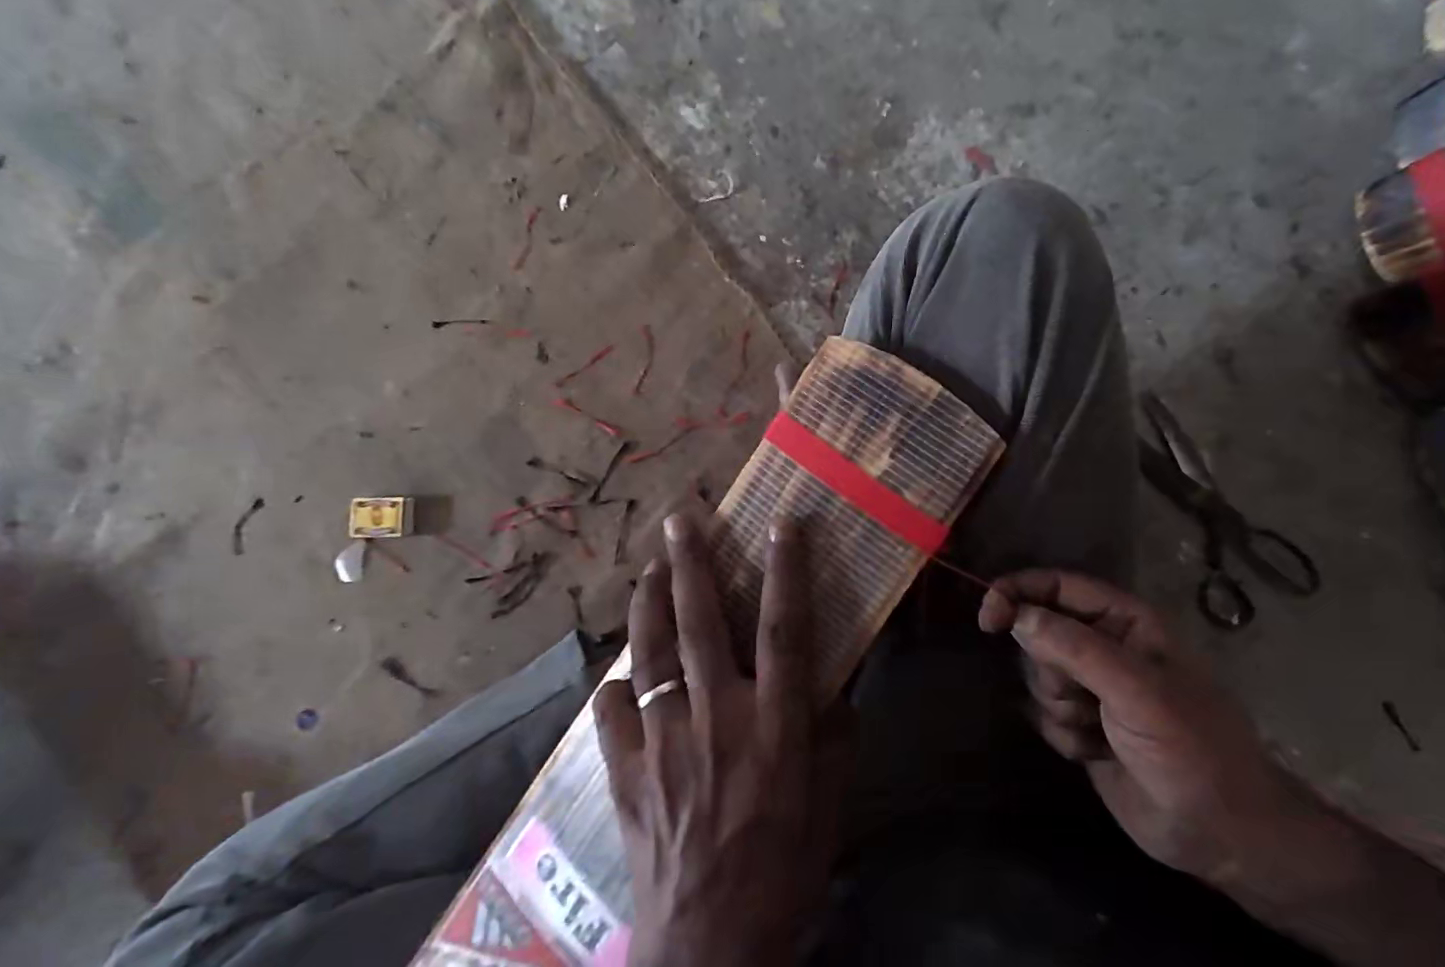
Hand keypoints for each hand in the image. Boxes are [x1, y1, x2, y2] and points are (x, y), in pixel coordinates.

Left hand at [594, 513, 843, 966]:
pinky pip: (610, 707)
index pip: (784, 631)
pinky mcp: (624, 767)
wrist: (710, 946)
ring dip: (648, 603)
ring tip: (649, 568)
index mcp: (773, 728)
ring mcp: (661, 740)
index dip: (785, 571)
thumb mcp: (828, 810)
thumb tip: (834, 688)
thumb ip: (833, 741)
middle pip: (700, 623)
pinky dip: (617, 685)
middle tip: (681, 520)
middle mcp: (716, 718)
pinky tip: (623, 677)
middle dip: (690, 564)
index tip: (782, 523)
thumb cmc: (783, 876)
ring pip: (649, 651)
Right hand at [977, 570, 1322, 888]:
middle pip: (1037, 633)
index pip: (1057, 586)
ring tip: (1095, 731)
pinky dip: (1061, 734)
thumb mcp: (1138, 692)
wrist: (1222, 836)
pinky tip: (1093, 753)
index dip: (1018, 592)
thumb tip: (1017, 616)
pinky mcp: (1081, 726)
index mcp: (1125, 622)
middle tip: (1080, 698)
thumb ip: (1075, 648)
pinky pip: (1042, 714)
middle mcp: (1104, 648)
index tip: (988, 618)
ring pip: (1036, 676)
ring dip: (1056, 706)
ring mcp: (1092, 689)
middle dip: (1047, 668)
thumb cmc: (1192, 750)